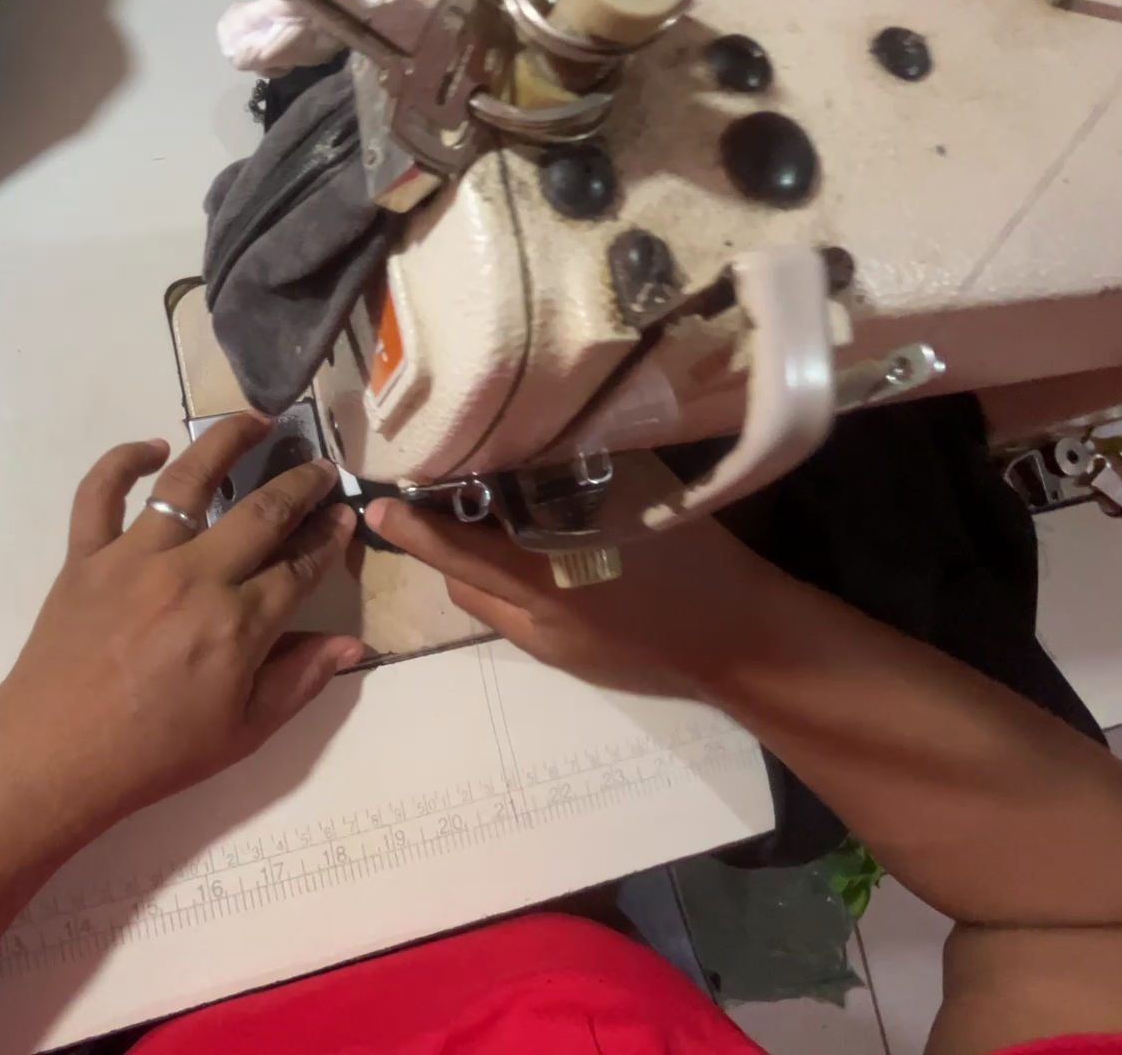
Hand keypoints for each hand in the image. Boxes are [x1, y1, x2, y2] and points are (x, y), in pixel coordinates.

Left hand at [0, 417, 365, 824]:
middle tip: (322, 468)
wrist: (54, 758)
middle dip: (302, 485)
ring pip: (188, 480)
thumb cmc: (157, 752)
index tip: (345, 516)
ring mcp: (135, 558)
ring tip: (256, 420)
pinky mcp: (86, 555)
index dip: (330, 539)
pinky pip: (100, 492)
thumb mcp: (244, 732)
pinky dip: (122, 461)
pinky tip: (151, 448)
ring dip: (227, 440)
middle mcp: (194, 577)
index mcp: (238, 624)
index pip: (301, 567)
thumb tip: (353, 644)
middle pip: (262, 512)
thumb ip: (301, 681)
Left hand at [365, 497, 787, 695]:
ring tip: (507, 534)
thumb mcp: (636, 505)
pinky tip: (549, 569)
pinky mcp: (565, 663)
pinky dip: (513, 591)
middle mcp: (534, 621)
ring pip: (486, 606)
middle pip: (461, 585)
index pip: (461, 551)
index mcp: (548, 579)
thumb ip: (574, 485)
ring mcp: (547, 650)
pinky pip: (515, 622)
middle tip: (458, 508)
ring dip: (481, 572)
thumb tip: (530, 458)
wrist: (743, 647)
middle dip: (448, 548)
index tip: (377, 510)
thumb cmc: (697, 562)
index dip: (415, 531)